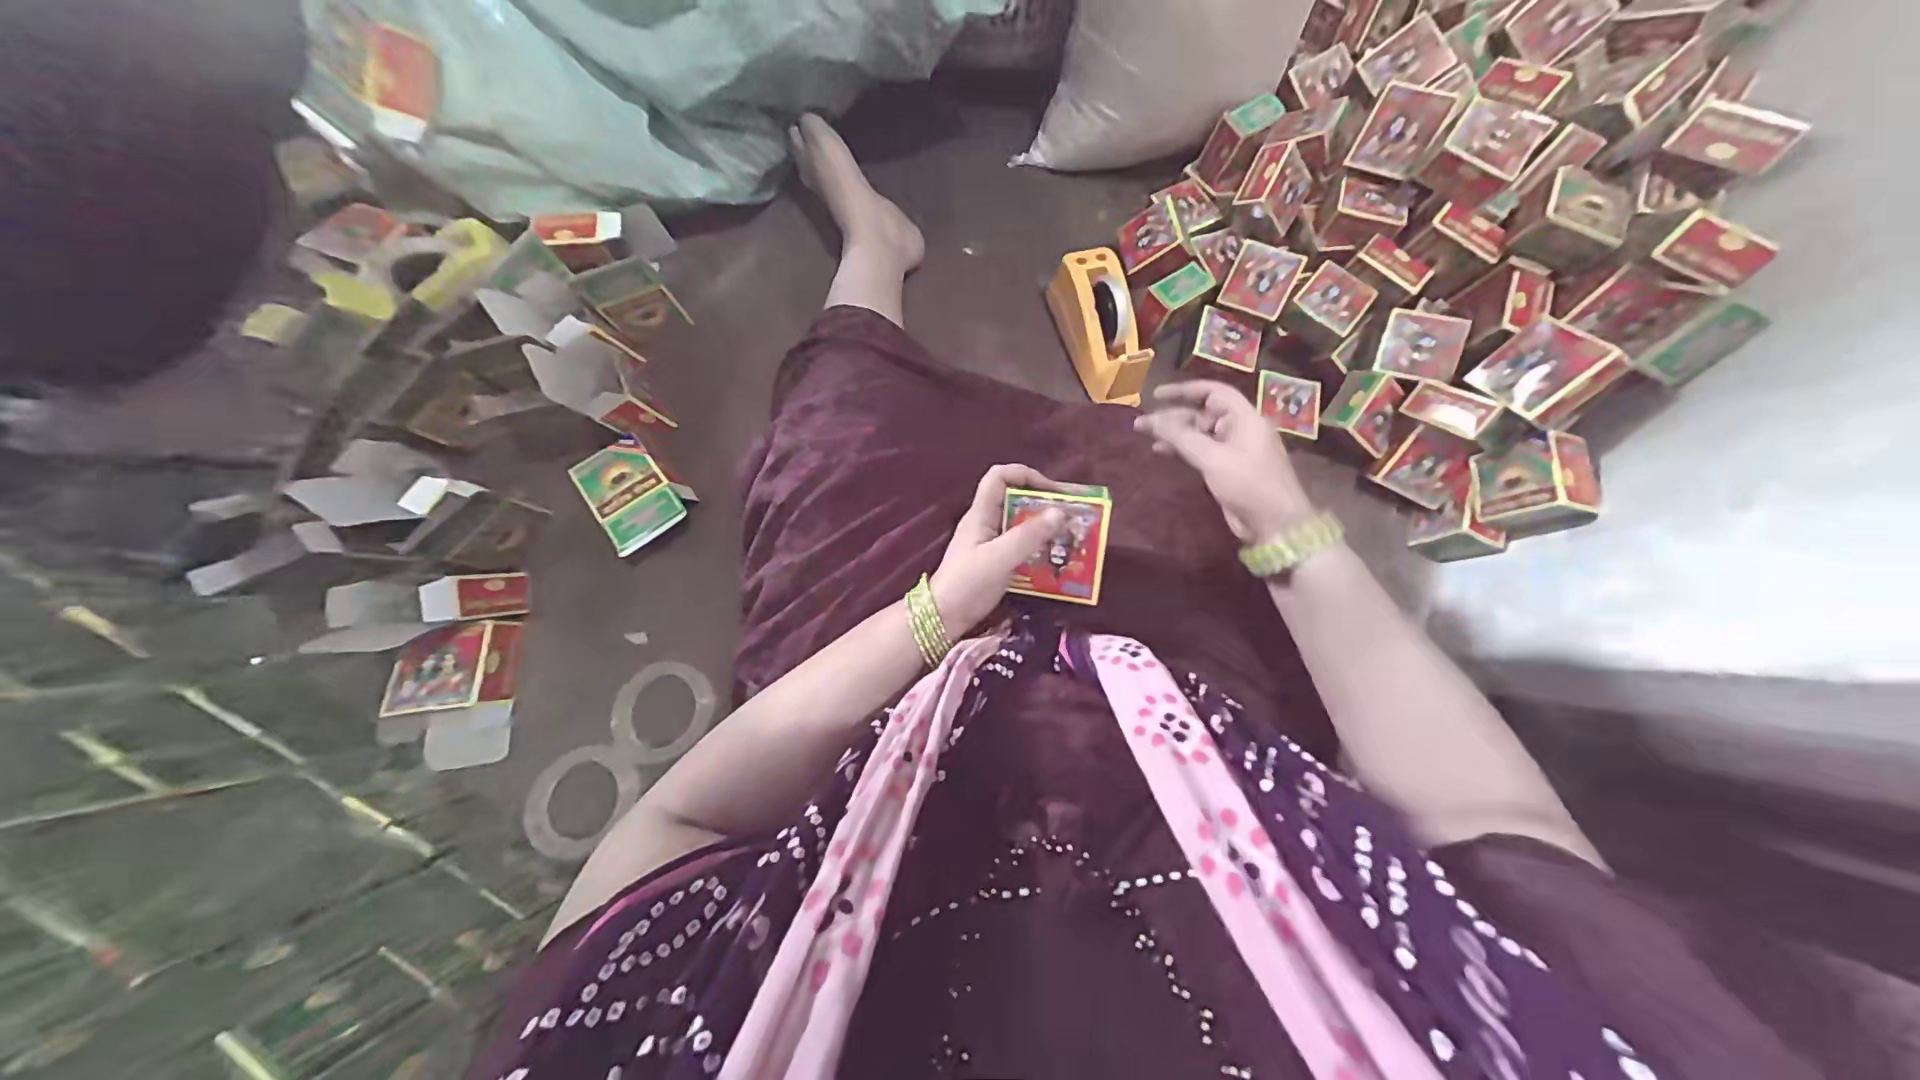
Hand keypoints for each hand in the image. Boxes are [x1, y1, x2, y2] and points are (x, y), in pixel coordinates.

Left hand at [929, 464, 1068, 633]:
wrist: (943, 618)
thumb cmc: (967, 584)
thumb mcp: (999, 558)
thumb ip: (1028, 536)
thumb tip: (1060, 512)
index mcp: (981, 514)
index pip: (999, 476)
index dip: (1026, 475)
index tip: (1052, 492)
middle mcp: (986, 523)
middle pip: (1015, 499)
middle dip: (1044, 504)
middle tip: (1071, 516)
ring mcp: (990, 543)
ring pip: (1020, 524)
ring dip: (1044, 527)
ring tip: (1069, 537)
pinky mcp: (995, 561)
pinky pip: (1021, 546)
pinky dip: (1038, 547)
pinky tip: (1055, 559)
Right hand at [1133, 381, 1316, 542]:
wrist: (1274, 525)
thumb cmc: (1249, 485)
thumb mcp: (1213, 458)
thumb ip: (1181, 437)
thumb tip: (1152, 419)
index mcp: (1245, 418)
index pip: (1213, 392)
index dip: (1184, 390)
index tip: (1156, 394)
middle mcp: (1239, 429)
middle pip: (1202, 413)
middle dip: (1172, 416)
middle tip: (1141, 423)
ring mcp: (1233, 450)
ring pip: (1199, 433)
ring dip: (1173, 434)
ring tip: (1145, 436)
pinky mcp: (1226, 469)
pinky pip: (1201, 451)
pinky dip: (1182, 449)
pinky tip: (1162, 451)